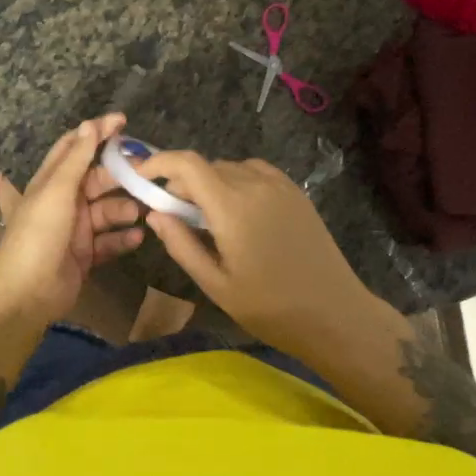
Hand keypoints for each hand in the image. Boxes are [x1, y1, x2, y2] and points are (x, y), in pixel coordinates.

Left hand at [0, 115, 145, 324]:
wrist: (26, 295)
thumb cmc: (38, 235)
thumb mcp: (57, 192)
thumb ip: (76, 159)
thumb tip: (89, 123)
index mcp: (51, 181)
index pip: (74, 147)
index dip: (96, 132)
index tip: (123, 121)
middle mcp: (64, 201)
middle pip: (96, 179)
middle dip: (120, 176)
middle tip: (146, 174)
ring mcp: (75, 229)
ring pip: (107, 211)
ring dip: (124, 210)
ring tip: (141, 212)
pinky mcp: (85, 255)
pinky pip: (109, 241)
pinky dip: (122, 238)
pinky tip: (138, 237)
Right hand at [139, 152, 373, 356]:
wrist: (335, 313)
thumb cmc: (270, 307)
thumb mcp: (216, 284)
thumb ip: (181, 244)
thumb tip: (155, 214)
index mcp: (231, 206)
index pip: (187, 164)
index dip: (159, 162)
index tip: (141, 177)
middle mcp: (254, 184)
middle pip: (207, 166)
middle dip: (182, 181)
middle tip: (172, 212)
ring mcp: (279, 185)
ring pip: (230, 167)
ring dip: (210, 182)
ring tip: (206, 216)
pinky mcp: (295, 192)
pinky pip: (255, 172)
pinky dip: (236, 180)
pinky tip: (238, 210)